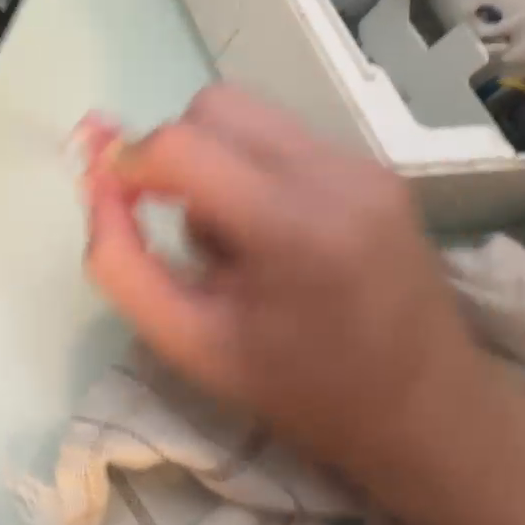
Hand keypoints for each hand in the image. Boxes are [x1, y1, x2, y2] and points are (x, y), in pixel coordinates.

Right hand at [77, 86, 492, 474]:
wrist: (432, 416)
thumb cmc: (297, 388)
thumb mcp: (182, 339)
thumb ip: (117, 258)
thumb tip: (92, 177)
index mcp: (293, 228)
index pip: (178, 144)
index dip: (125, 161)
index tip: (113, 200)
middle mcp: (336, 177)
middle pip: (210, 108)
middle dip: (168, 150)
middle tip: (165, 211)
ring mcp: (363, 166)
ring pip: (242, 112)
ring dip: (206, 155)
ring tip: (225, 228)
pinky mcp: (375, 167)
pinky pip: (276, 134)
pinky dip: (243, 164)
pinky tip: (263, 227)